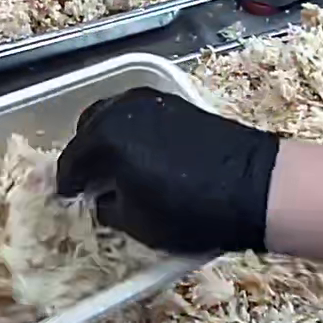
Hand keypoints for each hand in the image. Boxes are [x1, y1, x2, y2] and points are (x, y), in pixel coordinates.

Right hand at [56, 87, 278, 252]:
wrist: (254, 185)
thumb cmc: (190, 209)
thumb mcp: (136, 222)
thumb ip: (108, 206)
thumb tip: (103, 195)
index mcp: (106, 136)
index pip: (72, 160)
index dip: (68, 183)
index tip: (70, 197)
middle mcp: (123, 108)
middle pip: (89, 127)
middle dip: (86, 153)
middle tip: (91, 179)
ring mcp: (152, 100)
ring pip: (114, 115)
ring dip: (108, 137)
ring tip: (116, 166)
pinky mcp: (176, 102)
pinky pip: (138, 114)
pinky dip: (131, 130)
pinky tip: (141, 153)